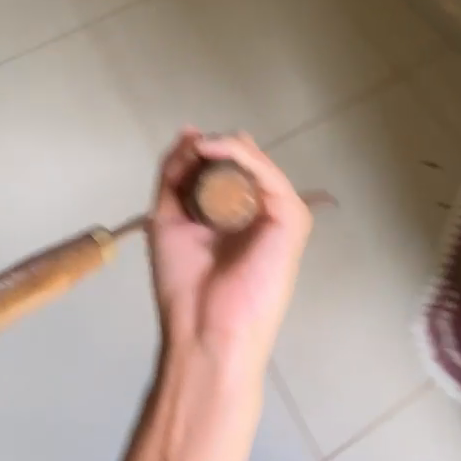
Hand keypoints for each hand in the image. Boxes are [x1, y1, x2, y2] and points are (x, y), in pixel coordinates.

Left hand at [147, 129, 311, 370]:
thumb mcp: (169, 219)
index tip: (183, 147)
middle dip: (213, 147)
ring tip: (199, 149)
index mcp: (237, 211)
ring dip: (223, 146)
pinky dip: (238, 153)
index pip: (228, 166)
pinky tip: (211, 150)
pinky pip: (266, 172)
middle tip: (191, 150)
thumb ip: (174, 176)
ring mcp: (279, 210)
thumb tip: (188, 132)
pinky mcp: (292, 215)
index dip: (205, 151)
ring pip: (255, 160)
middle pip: (244, 159)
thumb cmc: (185, 285)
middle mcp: (261, 207)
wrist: (204, 329)